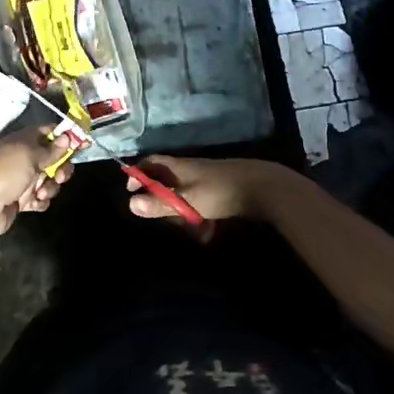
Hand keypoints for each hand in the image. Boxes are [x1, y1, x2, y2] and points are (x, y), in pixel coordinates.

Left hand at [0, 126, 80, 239]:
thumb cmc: (5, 174)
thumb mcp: (30, 156)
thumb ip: (51, 149)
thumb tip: (67, 137)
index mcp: (23, 142)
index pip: (49, 132)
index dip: (66, 136)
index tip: (83, 143)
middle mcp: (23, 158)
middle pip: (53, 158)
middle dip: (61, 167)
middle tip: (61, 176)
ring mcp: (22, 179)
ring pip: (49, 179)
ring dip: (51, 186)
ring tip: (41, 194)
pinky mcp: (21, 199)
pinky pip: (41, 197)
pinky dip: (40, 200)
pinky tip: (33, 203)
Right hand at [125, 156, 289, 222]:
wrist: (263, 187)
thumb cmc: (221, 191)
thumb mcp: (187, 201)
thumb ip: (160, 203)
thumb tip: (130, 203)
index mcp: (181, 166)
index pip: (152, 162)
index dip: (139, 173)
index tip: (131, 191)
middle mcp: (193, 168)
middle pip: (169, 182)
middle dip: (165, 202)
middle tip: (168, 220)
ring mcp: (210, 177)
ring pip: (188, 195)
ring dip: (186, 213)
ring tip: (195, 232)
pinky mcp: (224, 188)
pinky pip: (204, 202)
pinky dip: (202, 216)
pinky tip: (210, 231)